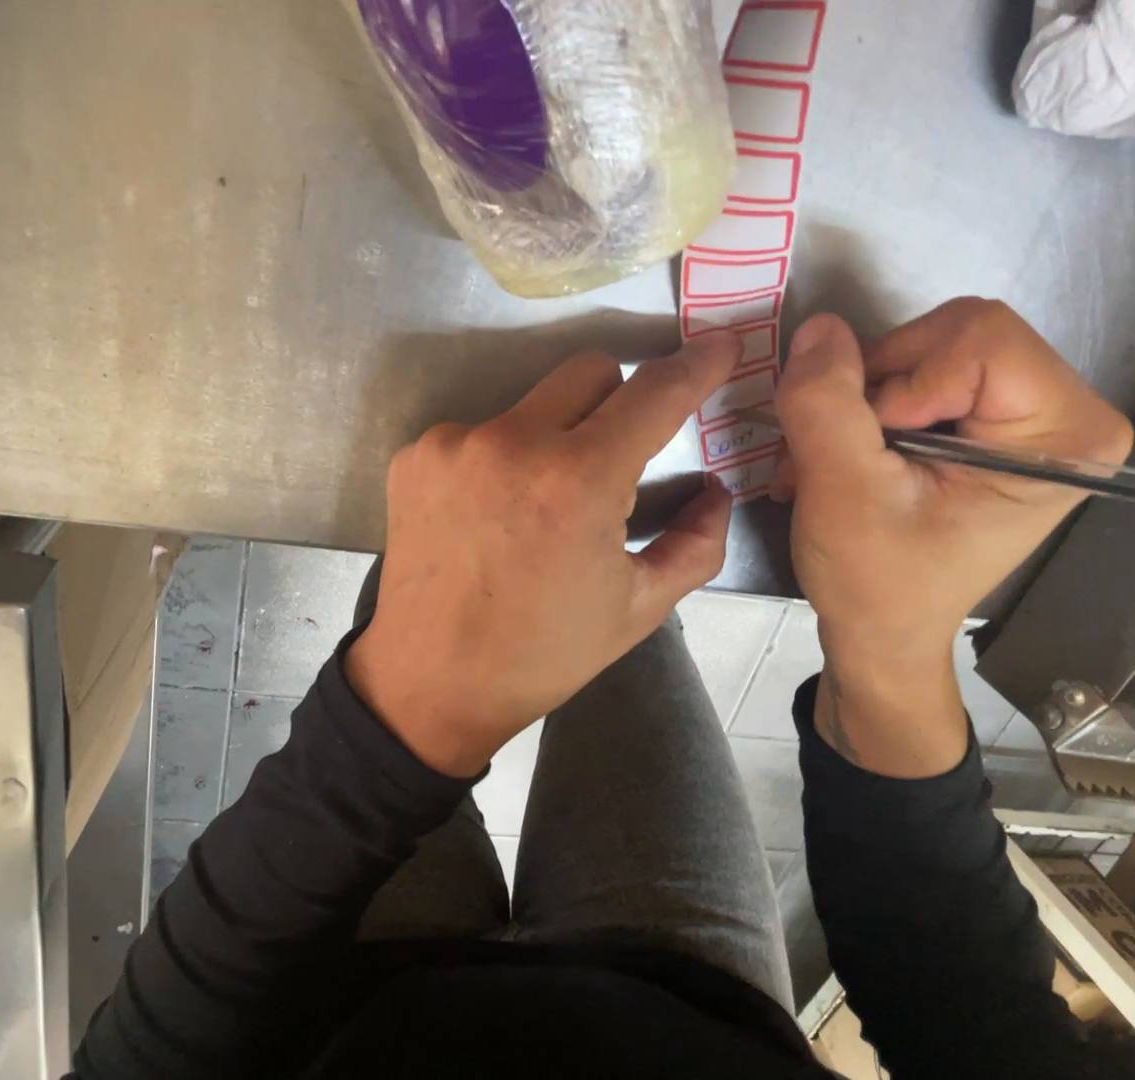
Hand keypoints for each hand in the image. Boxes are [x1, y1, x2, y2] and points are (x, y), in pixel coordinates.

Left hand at [347, 334, 741, 776]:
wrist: (431, 684)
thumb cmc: (543, 653)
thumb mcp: (637, 608)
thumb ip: (695, 542)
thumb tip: (715, 491)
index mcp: (577, 481)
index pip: (654, 392)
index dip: (697, 365)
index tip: (719, 346)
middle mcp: (511, 442)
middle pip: (589, 370)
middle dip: (619, 399)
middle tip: (617, 457)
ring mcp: (454, 444)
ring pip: (532, 403)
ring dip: (554, 436)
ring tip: (540, 507)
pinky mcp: (415, 456)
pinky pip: (480, 431)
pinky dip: (501, 458)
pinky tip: (492, 515)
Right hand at [772, 299, 1132, 776]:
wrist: (881, 636)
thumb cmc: (876, 582)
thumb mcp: (841, 492)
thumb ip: (827, 404)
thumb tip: (818, 329)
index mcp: (1065, 433)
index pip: (975, 337)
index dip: (900, 386)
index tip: (871, 455)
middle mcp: (1065, 413)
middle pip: (955, 334)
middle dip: (875, 389)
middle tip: (835, 453)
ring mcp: (1028, 418)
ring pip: (928, 350)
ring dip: (858, 402)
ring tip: (827, 464)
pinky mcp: (991, 425)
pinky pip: (922, 374)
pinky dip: (868, 410)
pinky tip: (844, 458)